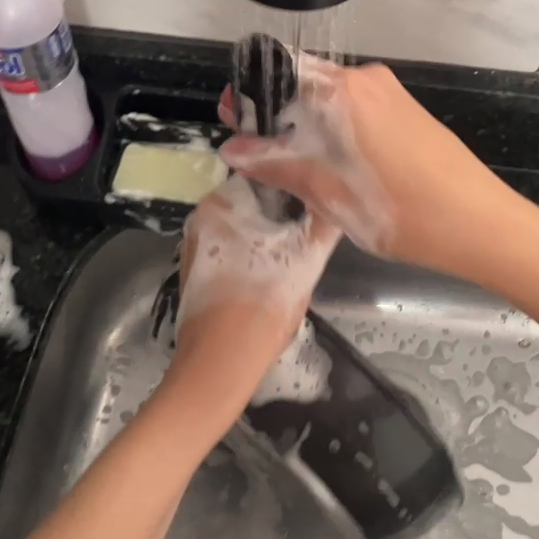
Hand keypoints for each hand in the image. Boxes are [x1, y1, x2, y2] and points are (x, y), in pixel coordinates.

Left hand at [169, 177, 340, 405]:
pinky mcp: (196, 269)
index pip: (266, 175)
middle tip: (308, 229)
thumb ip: (325, 222)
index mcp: (222, 200)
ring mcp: (195, 243)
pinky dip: (249, 253)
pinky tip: (270, 270)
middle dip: (279, 213)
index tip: (316, 200)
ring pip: (242, 226)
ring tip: (294, 249)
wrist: (219, 363)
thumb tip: (342, 194)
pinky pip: (230, 248)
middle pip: (253, 201)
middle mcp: (202, 214)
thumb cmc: (263, 303)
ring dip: (265, 235)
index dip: (294, 186)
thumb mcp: (306, 259)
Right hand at [216, 58, 533, 281]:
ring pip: (328, 99)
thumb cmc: (404, 211)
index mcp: (344, 90)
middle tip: (254, 153)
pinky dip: (331, 129)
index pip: (280, 70)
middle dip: (275, 114)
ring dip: (303, 124)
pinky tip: (328, 165)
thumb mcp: (330, 193)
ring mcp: (388, 93)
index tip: (233, 123)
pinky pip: (353, 110)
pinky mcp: (404, 111)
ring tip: (288, 166)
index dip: (250, 95)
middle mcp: (366, 80)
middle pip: (303, 82)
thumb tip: (233, 150)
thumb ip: (277, 165)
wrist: (482, 225)